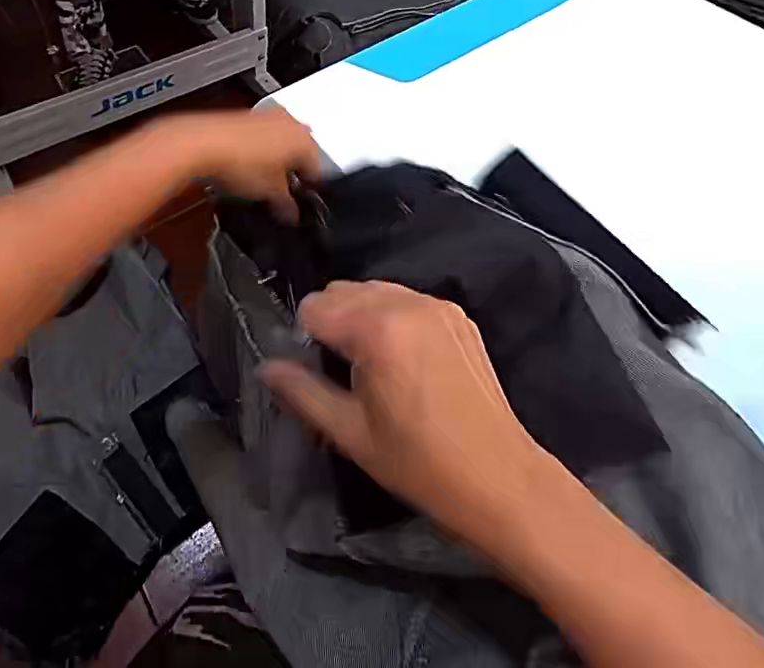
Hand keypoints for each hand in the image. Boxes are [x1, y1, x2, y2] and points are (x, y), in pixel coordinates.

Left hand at [152, 109, 321, 220]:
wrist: (202, 143)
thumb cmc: (241, 163)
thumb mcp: (269, 193)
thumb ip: (286, 206)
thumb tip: (291, 216)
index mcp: (306, 142)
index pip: (316, 171)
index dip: (306, 191)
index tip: (296, 204)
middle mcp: (292, 124)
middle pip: (300, 154)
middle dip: (291, 173)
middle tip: (278, 193)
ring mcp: (269, 117)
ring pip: (281, 143)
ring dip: (275, 160)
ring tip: (258, 179)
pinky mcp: (247, 115)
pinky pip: (262, 136)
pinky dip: (258, 150)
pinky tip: (244, 165)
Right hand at [260, 281, 553, 543]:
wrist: (496, 474)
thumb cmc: (417, 461)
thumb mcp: (350, 433)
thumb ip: (302, 392)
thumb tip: (267, 367)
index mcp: (376, 328)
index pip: (315, 306)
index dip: (305, 337)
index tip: (317, 370)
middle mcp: (407, 302)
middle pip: (344, 290)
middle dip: (332, 321)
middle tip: (341, 371)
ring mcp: (438, 305)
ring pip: (377, 290)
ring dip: (362, 315)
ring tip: (374, 366)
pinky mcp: (459, 314)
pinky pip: (410, 299)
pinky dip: (395, 316)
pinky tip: (405, 359)